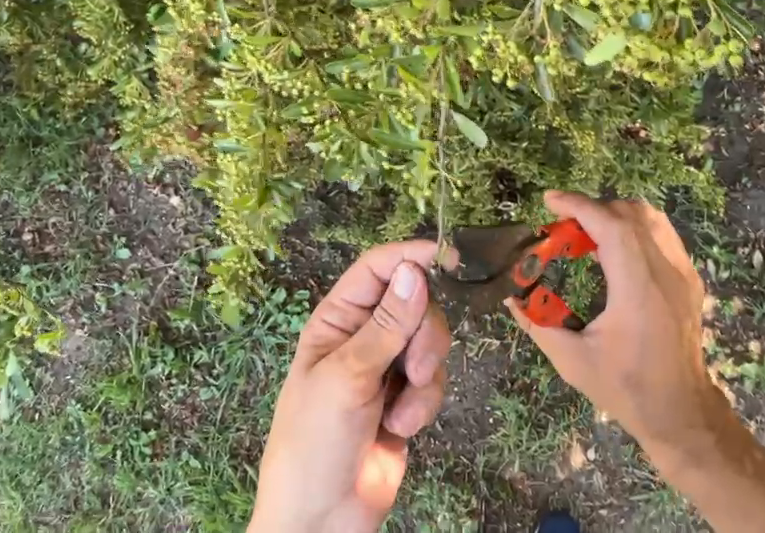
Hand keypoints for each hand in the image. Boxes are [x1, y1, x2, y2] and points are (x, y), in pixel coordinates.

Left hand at [249, 241, 451, 532]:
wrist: (320, 521)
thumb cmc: (315, 439)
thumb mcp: (347, 376)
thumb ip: (386, 325)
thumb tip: (414, 269)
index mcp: (337, 318)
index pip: (377, 269)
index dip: (410, 257)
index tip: (449, 257)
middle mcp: (363, 336)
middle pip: (415, 304)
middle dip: (423, 335)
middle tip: (414, 367)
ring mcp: (386, 369)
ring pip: (429, 343)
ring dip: (423, 376)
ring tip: (401, 410)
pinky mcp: (405, 401)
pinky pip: (432, 382)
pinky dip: (423, 405)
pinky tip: (400, 429)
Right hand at [504, 191, 718, 450]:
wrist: (683, 413)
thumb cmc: (626, 388)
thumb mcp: (572, 361)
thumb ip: (538, 323)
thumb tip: (510, 297)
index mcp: (637, 289)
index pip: (610, 226)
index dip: (578, 205)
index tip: (549, 201)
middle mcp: (665, 272)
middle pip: (629, 213)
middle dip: (592, 210)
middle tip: (563, 228)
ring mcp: (683, 273)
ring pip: (650, 217)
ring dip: (616, 215)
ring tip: (589, 234)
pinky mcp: (691, 279)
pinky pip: (663, 233)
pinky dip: (636, 227)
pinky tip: (617, 248)